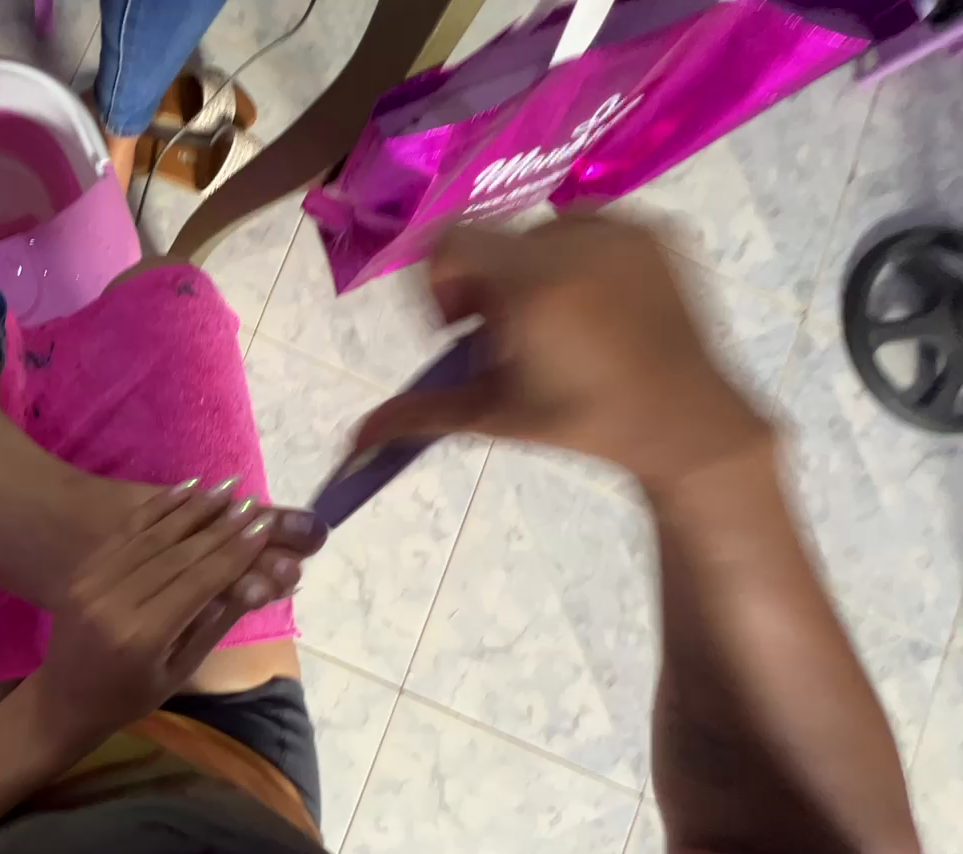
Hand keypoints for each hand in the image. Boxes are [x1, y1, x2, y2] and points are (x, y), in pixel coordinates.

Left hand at [29, 480, 284, 759]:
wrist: (65, 699)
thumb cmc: (131, 696)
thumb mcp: (180, 670)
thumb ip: (215, 622)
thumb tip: (261, 580)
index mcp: (142, 637)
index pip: (197, 582)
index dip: (233, 553)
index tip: (264, 528)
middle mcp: (114, 603)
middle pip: (176, 555)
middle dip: (220, 527)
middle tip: (254, 504)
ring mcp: (92, 583)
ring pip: (152, 537)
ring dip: (193, 508)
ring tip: (228, 487)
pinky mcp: (83, 571)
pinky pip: (125, 533)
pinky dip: (157, 509)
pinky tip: (185, 489)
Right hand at [353, 214, 772, 491]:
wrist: (688, 421)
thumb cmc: (578, 422)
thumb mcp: (489, 417)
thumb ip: (414, 415)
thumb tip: (349, 442)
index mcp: (533, 286)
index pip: (449, 243)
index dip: (436, 283)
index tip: (456, 326)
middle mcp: (579, 243)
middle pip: (489, 241)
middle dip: (477, 286)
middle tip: (496, 335)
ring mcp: (625, 232)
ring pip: (534, 234)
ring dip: (519, 273)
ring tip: (542, 322)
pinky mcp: (658, 231)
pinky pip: (584, 228)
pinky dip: (566, 261)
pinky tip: (583, 307)